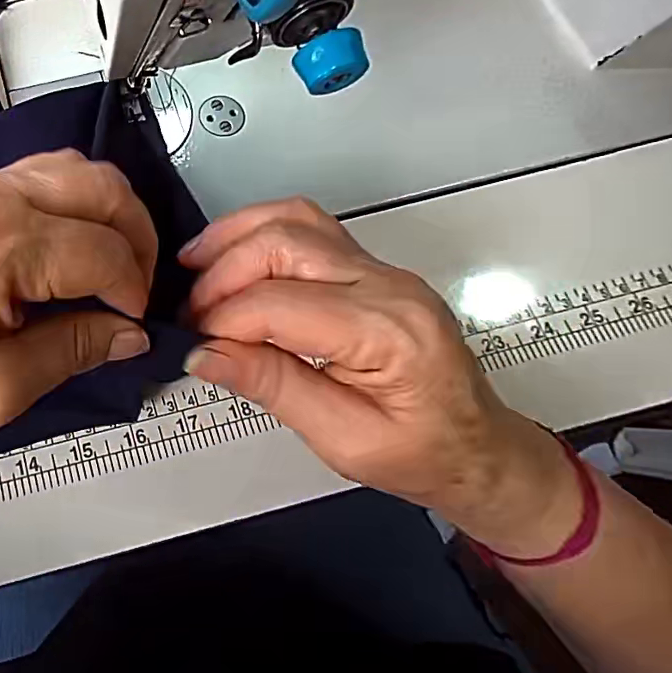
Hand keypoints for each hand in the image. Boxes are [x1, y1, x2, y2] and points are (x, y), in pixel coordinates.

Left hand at [0, 150, 157, 456]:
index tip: (131, 320)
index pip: (105, 251)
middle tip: (134, 286)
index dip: (133, 289)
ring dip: (106, 213)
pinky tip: (69, 244)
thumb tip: (126, 334)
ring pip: (73, 170)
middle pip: (102, 189)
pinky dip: (70, 202)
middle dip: (136, 238)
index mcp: (0, 245)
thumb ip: (74, 351)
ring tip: (109, 264)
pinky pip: (37, 175)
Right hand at [176, 198, 582, 557]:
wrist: (479, 450)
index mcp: (388, 334)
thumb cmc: (424, 453)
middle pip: (281, 244)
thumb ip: (271, 387)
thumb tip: (204, 355)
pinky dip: (255, 232)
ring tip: (193, 268)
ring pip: (292, 219)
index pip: (276, 304)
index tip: (196, 346)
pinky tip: (228, 255)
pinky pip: (305, 225)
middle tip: (192, 317)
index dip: (221, 323)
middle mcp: (388, 287)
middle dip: (219, 276)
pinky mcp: (366, 267)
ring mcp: (379, 270)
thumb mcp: (342, 439)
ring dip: (232, 239)